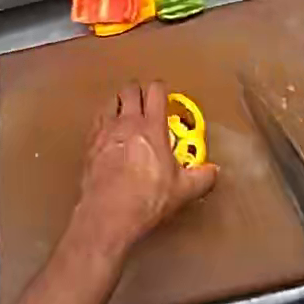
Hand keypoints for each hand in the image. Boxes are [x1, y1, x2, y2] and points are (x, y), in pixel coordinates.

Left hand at [72, 80, 218, 254]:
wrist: (108, 215)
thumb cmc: (146, 199)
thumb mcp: (183, 190)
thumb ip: (202, 177)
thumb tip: (213, 171)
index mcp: (152, 127)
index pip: (155, 91)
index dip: (160, 88)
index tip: (165, 96)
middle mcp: (127, 123)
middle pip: (129, 89)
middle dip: (137, 91)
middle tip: (144, 101)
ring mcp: (105, 132)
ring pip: (110, 101)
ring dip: (118, 103)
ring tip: (124, 113)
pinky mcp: (89, 146)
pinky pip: (95, 122)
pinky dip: (102, 122)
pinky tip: (107, 134)